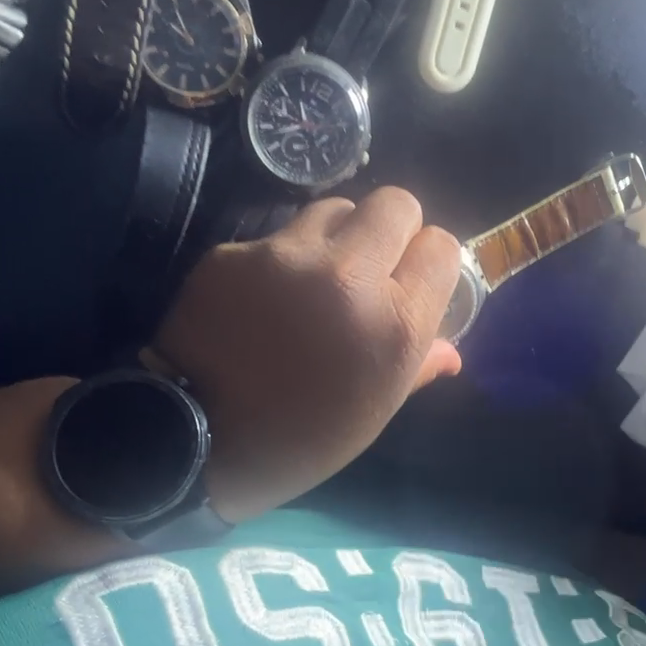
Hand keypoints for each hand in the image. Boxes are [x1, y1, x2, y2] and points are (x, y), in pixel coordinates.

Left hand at [153, 188, 463, 521]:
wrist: (193, 441)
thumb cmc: (301, 439)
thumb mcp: (374, 412)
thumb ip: (417, 366)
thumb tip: (451, 350)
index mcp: (395, 326)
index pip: (442, 248)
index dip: (430, 262)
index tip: (413, 281)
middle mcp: (349, 277)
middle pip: (396, 204)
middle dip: (393, 230)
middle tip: (373, 267)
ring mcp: (286, 258)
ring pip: (337, 207)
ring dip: (340, 235)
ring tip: (319, 276)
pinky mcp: (235, 251)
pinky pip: (279, 235)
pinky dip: (283, 259)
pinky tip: (265, 297)